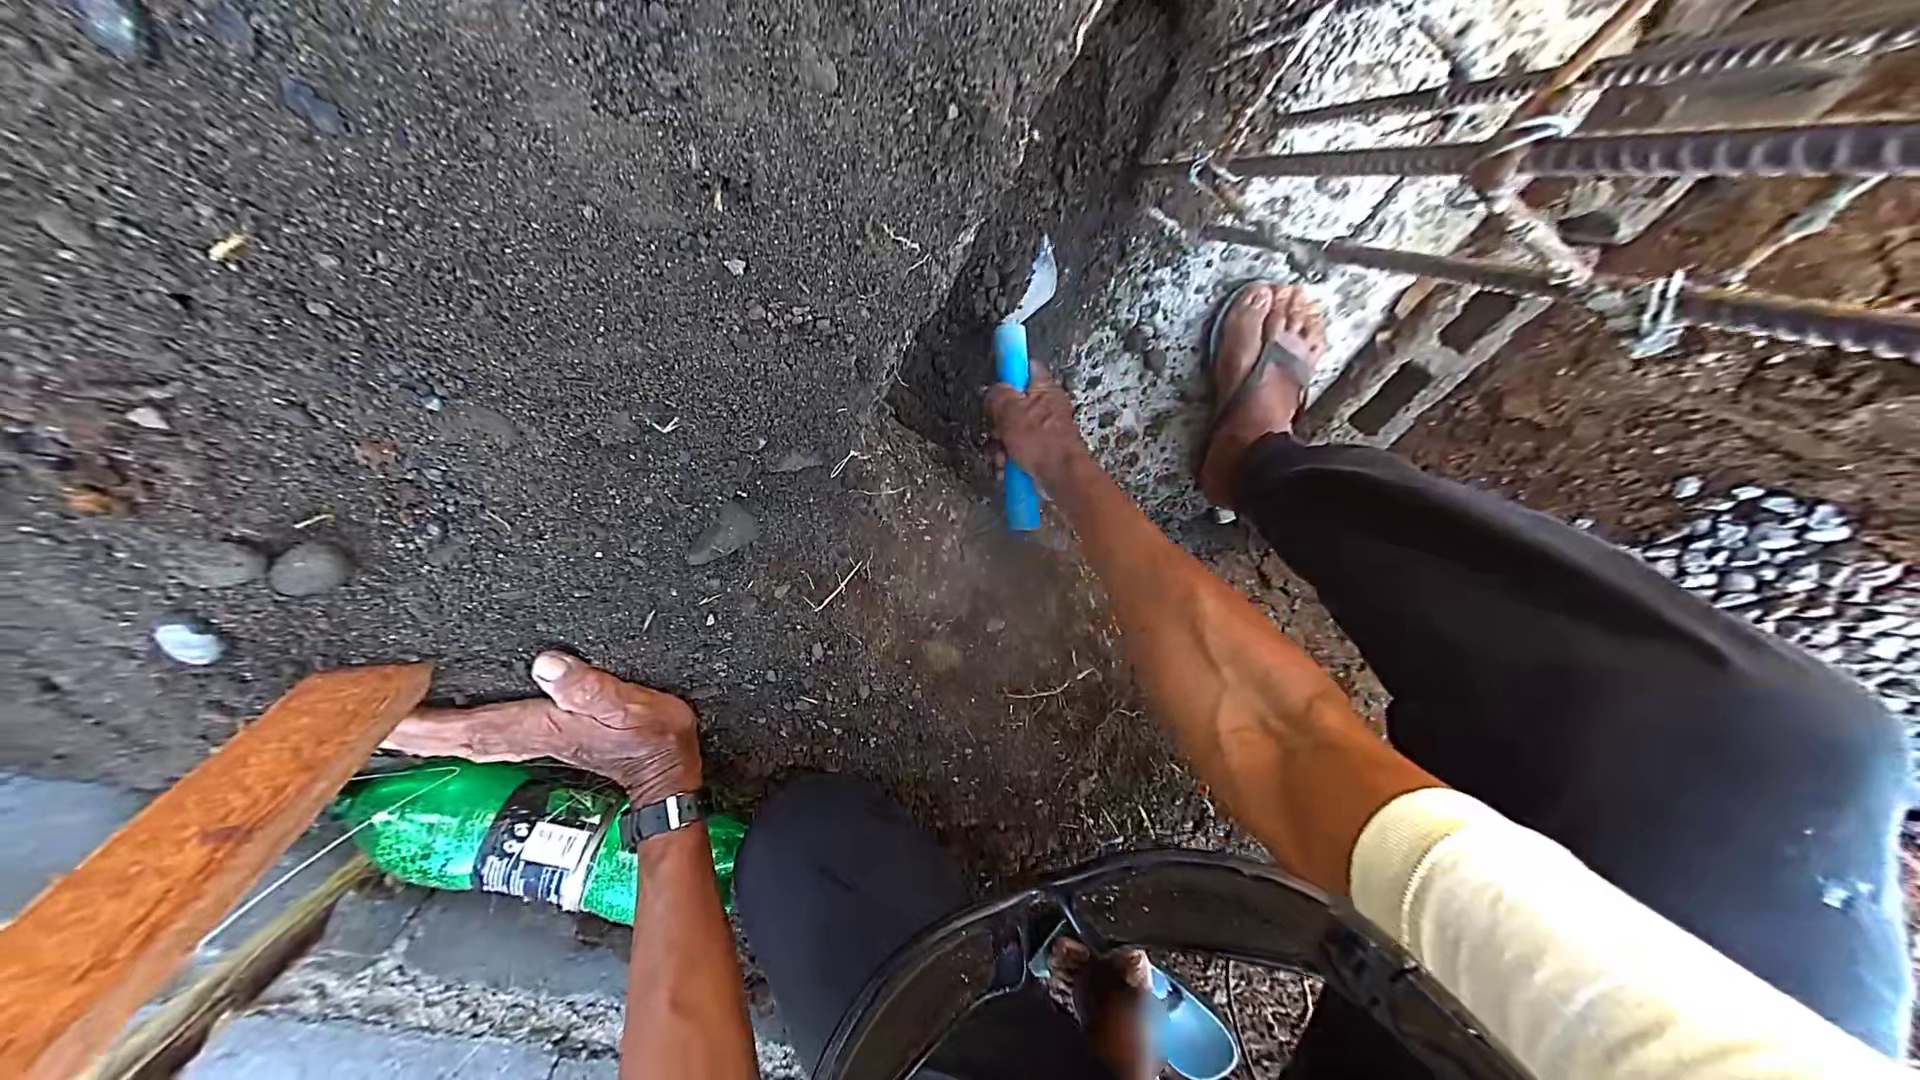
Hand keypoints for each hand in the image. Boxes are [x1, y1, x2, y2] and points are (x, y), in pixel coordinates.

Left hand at [382, 651, 701, 803]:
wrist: (665, 769)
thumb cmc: (652, 738)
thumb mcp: (631, 706)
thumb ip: (589, 687)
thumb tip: (545, 663)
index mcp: (542, 727)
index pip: (468, 727)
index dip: (423, 720)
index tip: (382, 709)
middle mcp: (529, 738)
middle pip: (454, 737)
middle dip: (409, 729)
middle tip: (364, 716)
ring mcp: (535, 743)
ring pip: (465, 740)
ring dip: (427, 734)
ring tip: (393, 721)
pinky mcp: (547, 740)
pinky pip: (487, 737)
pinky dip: (458, 733)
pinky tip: (452, 727)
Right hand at [985, 361, 1093, 488]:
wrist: (1059, 476)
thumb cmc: (1043, 443)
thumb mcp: (1010, 411)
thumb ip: (998, 395)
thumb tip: (991, 391)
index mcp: (1044, 389)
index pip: (1026, 367)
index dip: (1008, 371)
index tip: (996, 378)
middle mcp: (1047, 408)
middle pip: (1013, 404)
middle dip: (998, 420)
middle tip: (997, 428)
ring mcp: (1045, 431)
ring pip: (1012, 430)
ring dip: (1000, 443)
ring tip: (1003, 454)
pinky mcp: (1041, 451)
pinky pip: (1018, 449)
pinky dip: (1009, 458)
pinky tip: (1007, 466)